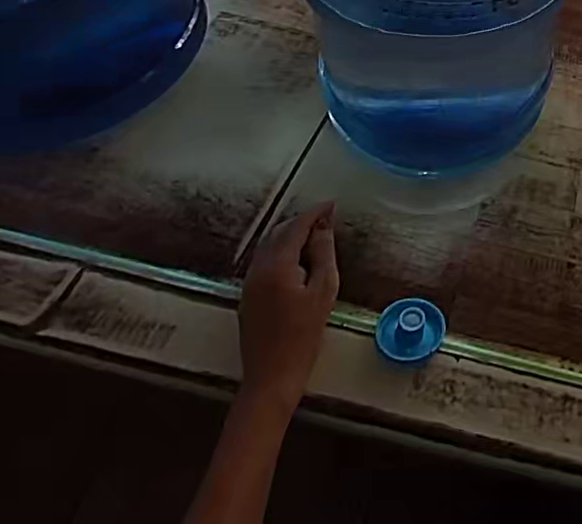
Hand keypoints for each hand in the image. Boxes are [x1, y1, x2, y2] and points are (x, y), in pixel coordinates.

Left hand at [238, 203, 338, 406]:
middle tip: (327, 218)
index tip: (333, 204)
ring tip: (316, 234)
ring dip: (291, 234)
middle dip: (303, 221)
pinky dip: (283, 250)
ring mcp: (249, 283)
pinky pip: (265, 260)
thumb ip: (323, 254)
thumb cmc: (303, 335)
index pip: (296, 227)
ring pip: (270, 245)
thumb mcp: (323, 291)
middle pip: (279, 232)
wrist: (271, 377)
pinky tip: (299, 258)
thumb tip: (323, 227)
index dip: (315, 213)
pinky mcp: (248, 295)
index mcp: (276, 266)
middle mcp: (257, 269)